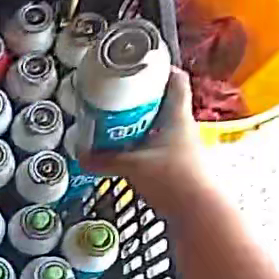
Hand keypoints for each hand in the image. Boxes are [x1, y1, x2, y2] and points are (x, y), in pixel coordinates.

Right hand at [81, 68, 212, 222]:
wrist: (196, 211)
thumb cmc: (172, 179)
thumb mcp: (133, 167)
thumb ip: (106, 161)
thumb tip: (81, 157)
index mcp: (177, 116)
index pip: (176, 80)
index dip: (161, 69)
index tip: (141, 67)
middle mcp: (182, 127)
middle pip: (163, 102)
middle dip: (140, 99)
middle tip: (116, 98)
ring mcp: (181, 147)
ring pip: (158, 126)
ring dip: (139, 123)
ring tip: (115, 125)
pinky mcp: (176, 166)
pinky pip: (156, 146)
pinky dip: (141, 145)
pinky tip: (125, 152)